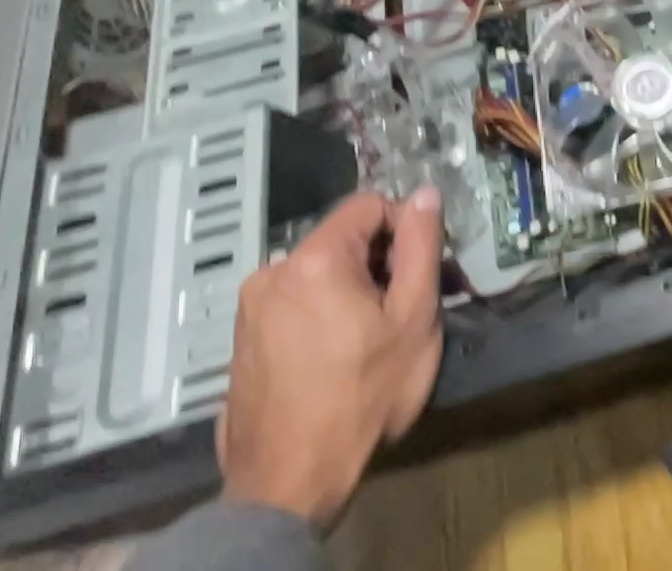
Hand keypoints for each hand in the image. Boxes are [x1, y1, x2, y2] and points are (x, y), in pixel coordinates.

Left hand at [216, 186, 443, 528]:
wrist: (290, 477)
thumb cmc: (365, 391)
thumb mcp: (414, 315)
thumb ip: (421, 246)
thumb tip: (425, 194)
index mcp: (313, 260)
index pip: (368, 205)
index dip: (407, 226)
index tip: (428, 267)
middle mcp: (272, 272)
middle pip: (345, 239)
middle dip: (387, 260)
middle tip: (418, 302)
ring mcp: (251, 306)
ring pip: (324, 272)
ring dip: (361, 286)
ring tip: (385, 332)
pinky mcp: (244, 336)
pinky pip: (300, 300)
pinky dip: (331, 309)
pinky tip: (348, 350)